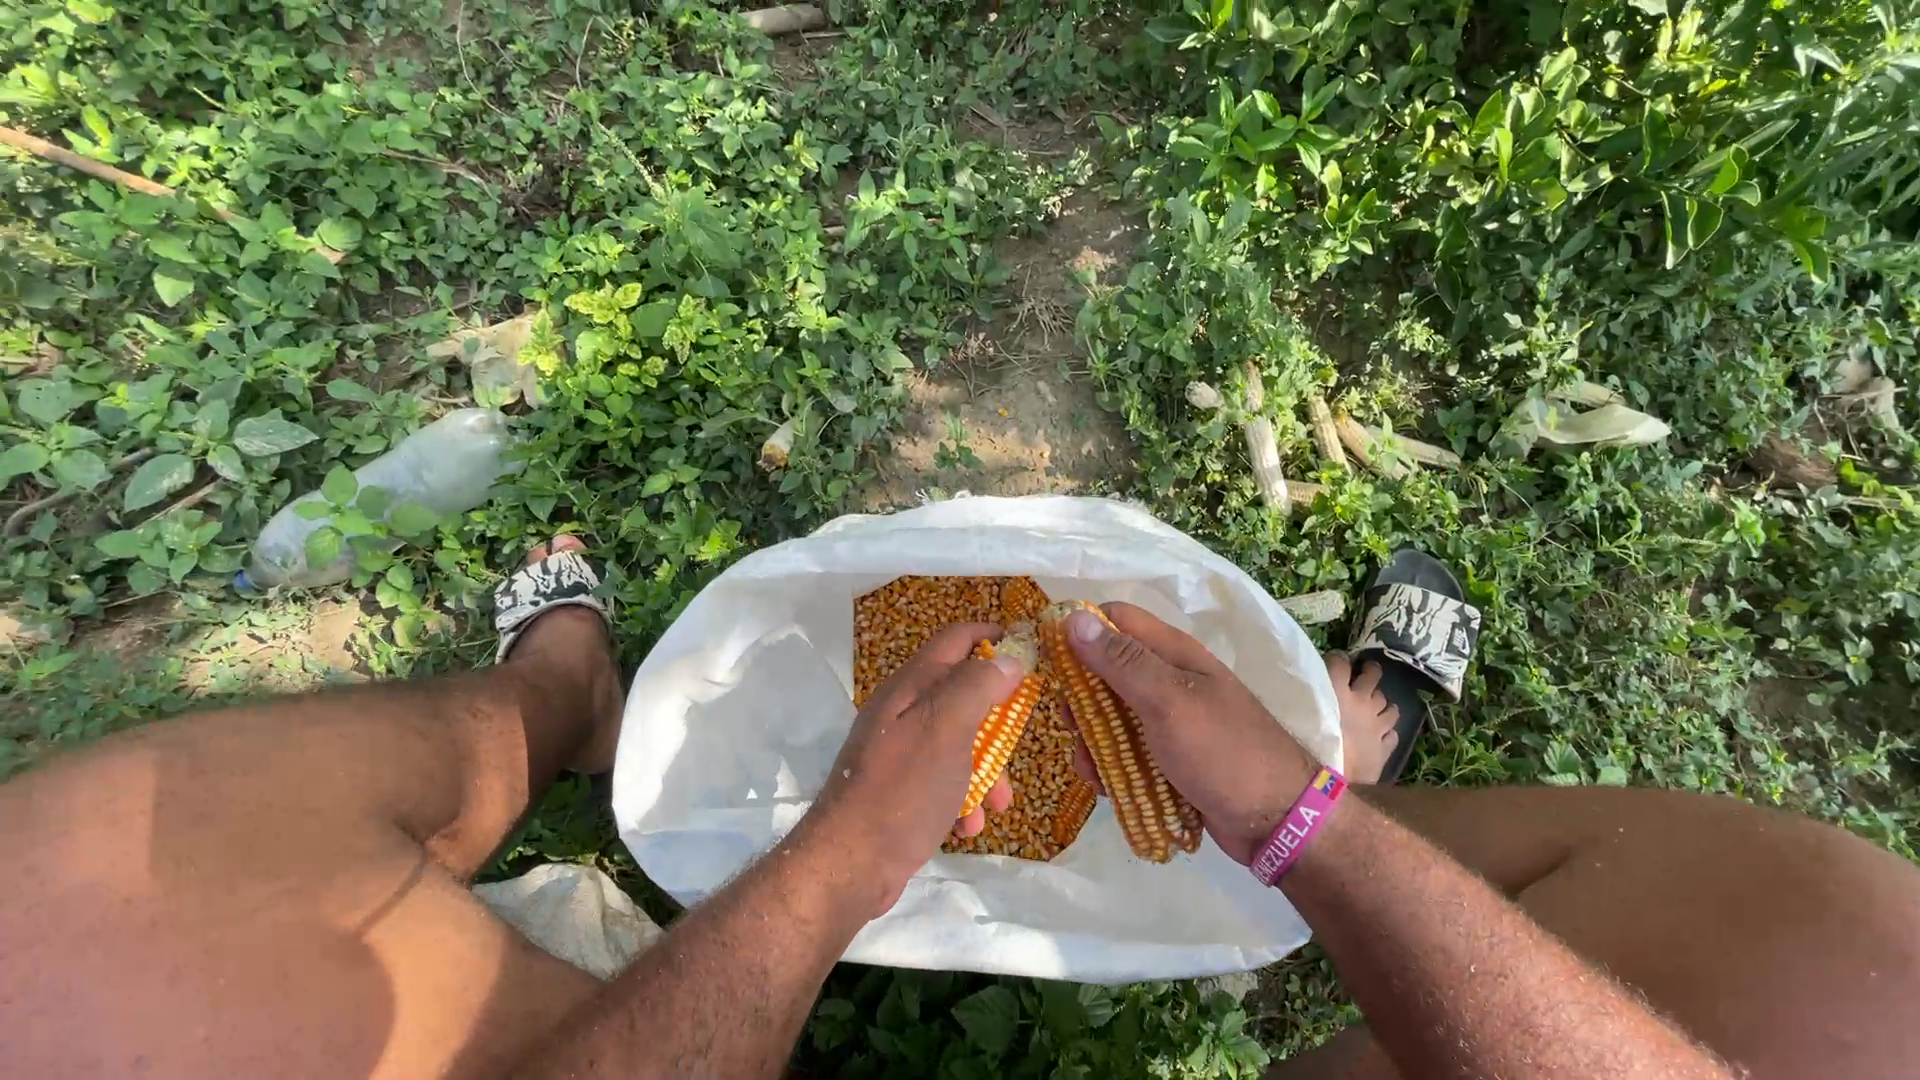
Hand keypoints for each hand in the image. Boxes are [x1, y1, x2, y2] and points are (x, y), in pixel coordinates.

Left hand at [802, 622, 1023, 914]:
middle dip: (997, 721)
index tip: (1029, 651)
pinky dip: (964, 798)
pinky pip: (945, 780)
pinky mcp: (902, 788)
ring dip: (986, 769)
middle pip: (963, 694)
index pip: (956, 639)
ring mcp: (901, 751)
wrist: (851, 865)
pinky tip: (969, 825)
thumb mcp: (946, 728)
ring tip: (996, 802)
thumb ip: (977, 687)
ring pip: (960, 742)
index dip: (992, 636)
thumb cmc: (903, 789)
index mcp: (910, 686)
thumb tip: (1007, 659)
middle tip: (1017, 742)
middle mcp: (904, 711)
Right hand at [1063, 602, 1316, 864]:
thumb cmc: (1224, 752)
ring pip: (1109, 714)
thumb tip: (1073, 618)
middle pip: (1105, 668)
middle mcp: (1168, 678)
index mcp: (1173, 653)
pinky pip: (1123, 749)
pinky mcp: (1166, 755)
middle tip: (1068, 722)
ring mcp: (1167, 719)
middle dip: (1079, 695)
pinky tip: (1104, 786)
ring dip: (1090, 737)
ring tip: (1088, 766)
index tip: (1046, 655)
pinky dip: (1108, 763)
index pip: (1115, 619)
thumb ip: (1121, 661)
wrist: (1277, 823)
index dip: (1079, 628)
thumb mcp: (1168, 702)